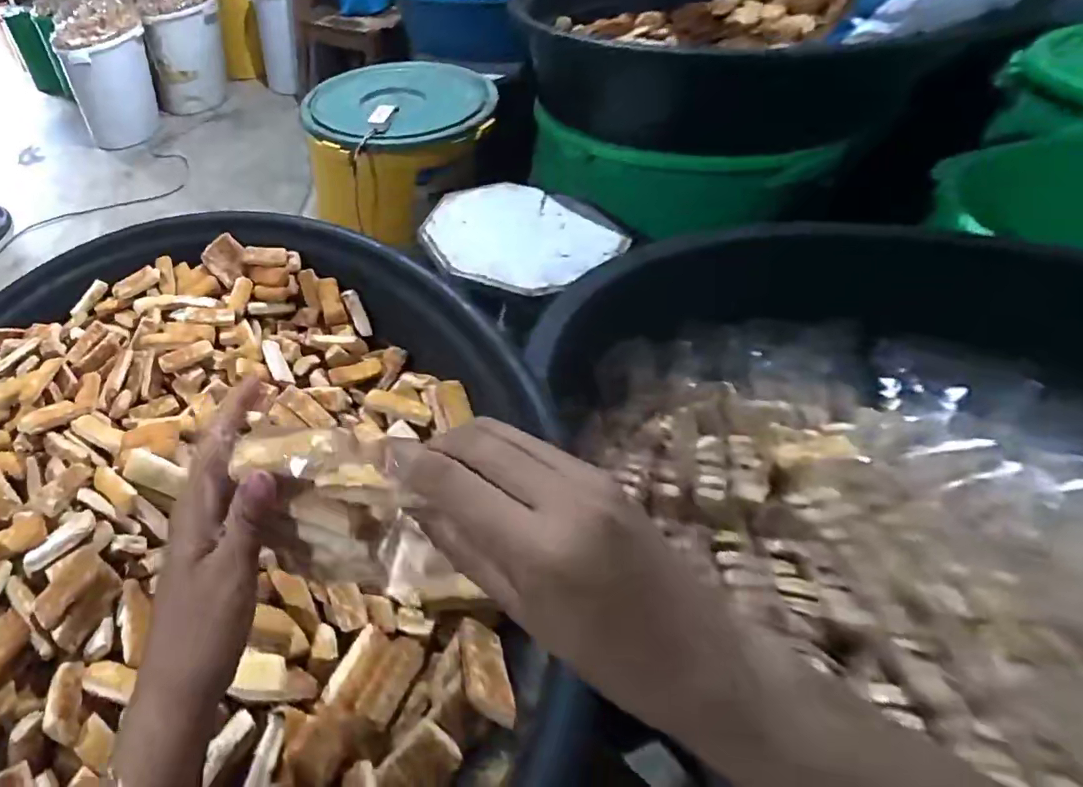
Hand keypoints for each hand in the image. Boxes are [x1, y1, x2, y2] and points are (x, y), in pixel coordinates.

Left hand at [114, 379, 276, 785]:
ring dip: (251, 454)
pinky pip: (234, 508)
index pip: (214, 443)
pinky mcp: (210, 554)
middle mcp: (194, 511)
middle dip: (242, 422)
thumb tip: (264, 465)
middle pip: (217, 454)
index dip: (235, 409)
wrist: (178, 683)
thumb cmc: (203, 628)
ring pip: (226, 479)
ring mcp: (200, 533)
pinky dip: (256, 493)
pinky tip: (279, 501)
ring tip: (284, 440)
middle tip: (276, 403)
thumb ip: (247, 520)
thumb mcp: (231, 573)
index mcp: (195, 507)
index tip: (258, 380)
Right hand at [383, 419, 762, 758]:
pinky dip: (491, 446)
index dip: (409, 462)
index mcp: (541, 548)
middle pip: (473, 440)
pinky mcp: (600, 473)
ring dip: (458, 439)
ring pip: (498, 430)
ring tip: (441, 463)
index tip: (381, 457)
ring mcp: (588, 479)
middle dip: (431, 443)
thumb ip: (461, 548)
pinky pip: (528, 441)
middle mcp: (565, 499)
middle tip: (408, 462)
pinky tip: (483, 471)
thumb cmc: (607, 656)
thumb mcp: (522, 612)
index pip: (452, 480)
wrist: (712, 662)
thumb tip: (414, 503)